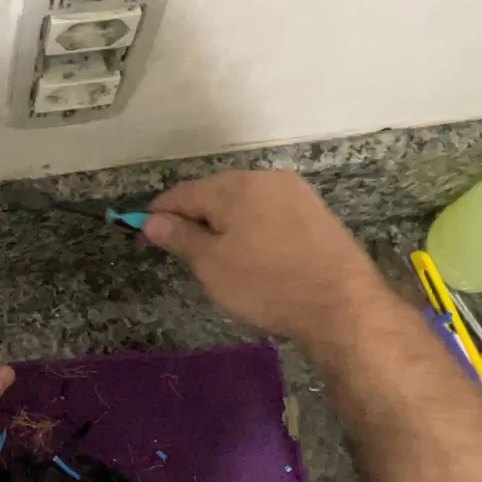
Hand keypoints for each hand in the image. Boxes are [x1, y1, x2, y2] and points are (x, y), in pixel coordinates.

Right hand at [144, 171, 386, 349]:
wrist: (340, 303)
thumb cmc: (265, 284)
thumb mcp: (211, 265)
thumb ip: (180, 237)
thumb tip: (151, 220)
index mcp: (234, 187)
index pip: (182, 193)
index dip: (158, 213)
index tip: (141, 234)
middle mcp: (264, 179)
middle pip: (214, 192)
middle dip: (192, 216)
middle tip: (177, 249)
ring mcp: (294, 193)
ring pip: (243, 202)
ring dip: (222, 222)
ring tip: (213, 254)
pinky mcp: (315, 213)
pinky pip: (268, 212)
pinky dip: (250, 227)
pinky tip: (250, 253)